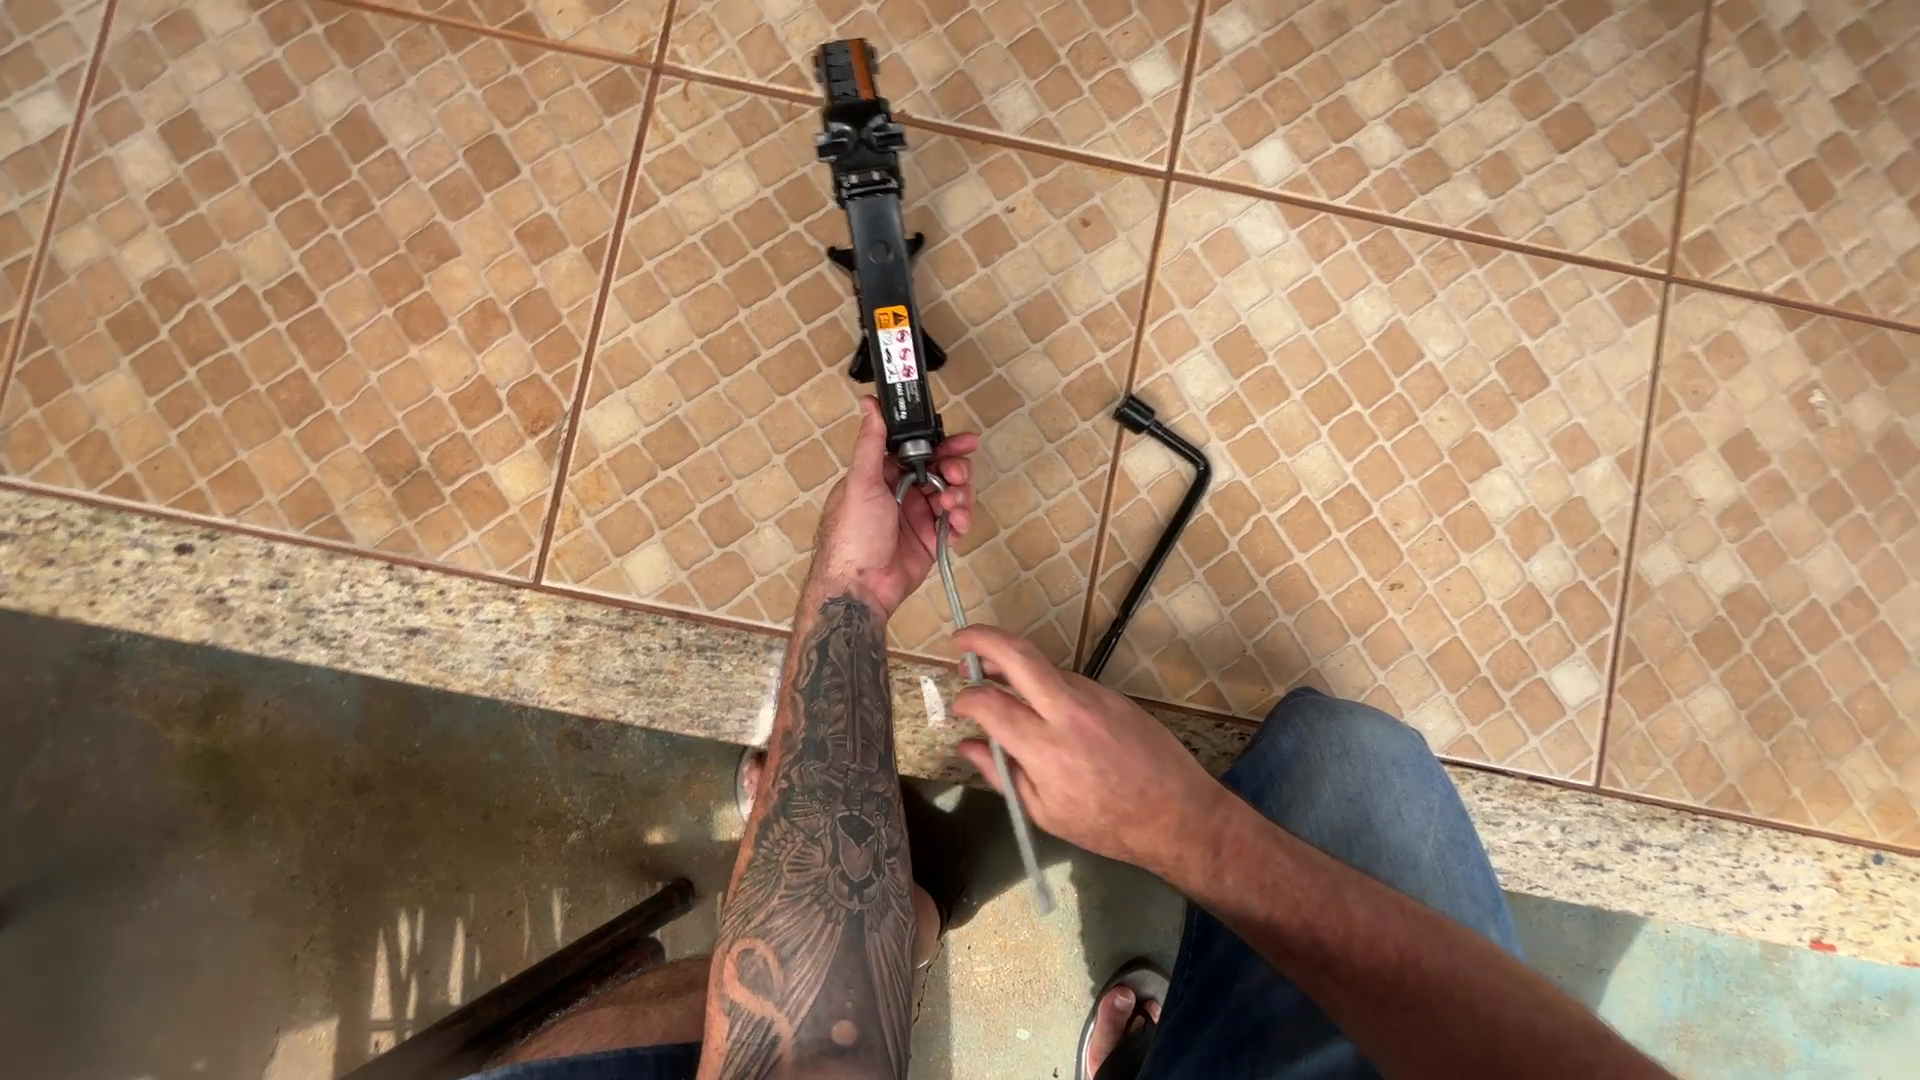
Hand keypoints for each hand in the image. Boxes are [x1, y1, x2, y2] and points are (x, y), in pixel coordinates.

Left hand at [808, 396, 977, 618]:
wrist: (861, 586)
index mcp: (885, 476)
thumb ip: (871, 442)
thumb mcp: (861, 481)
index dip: (944, 444)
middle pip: (941, 471)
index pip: (920, 451)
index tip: (966, 441)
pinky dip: (961, 521)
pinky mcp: (932, 541)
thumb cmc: (855, 532)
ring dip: (960, 496)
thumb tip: (868, 403)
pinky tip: (957, 524)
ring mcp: (919, 518)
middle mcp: (904, 493)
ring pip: (952, 496)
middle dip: (956, 471)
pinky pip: (955, 525)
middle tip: (957, 477)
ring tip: (953, 506)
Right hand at [948, 626, 1228, 875]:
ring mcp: (1092, 695)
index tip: (958, 708)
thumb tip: (966, 747)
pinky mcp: (1109, 693)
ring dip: (1010, 660)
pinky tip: (1034, 700)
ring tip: (989, 672)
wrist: (1178, 813)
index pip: (990, 704)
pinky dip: (1040, 681)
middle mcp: (1067, 710)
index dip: (966, 701)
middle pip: (1017, 653)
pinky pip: (1065, 679)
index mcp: (1045, 748)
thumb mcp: (1043, 812)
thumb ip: (1000, 774)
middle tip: (959, 641)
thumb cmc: (1106, 825)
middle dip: (982, 638)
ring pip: (1041, 663)